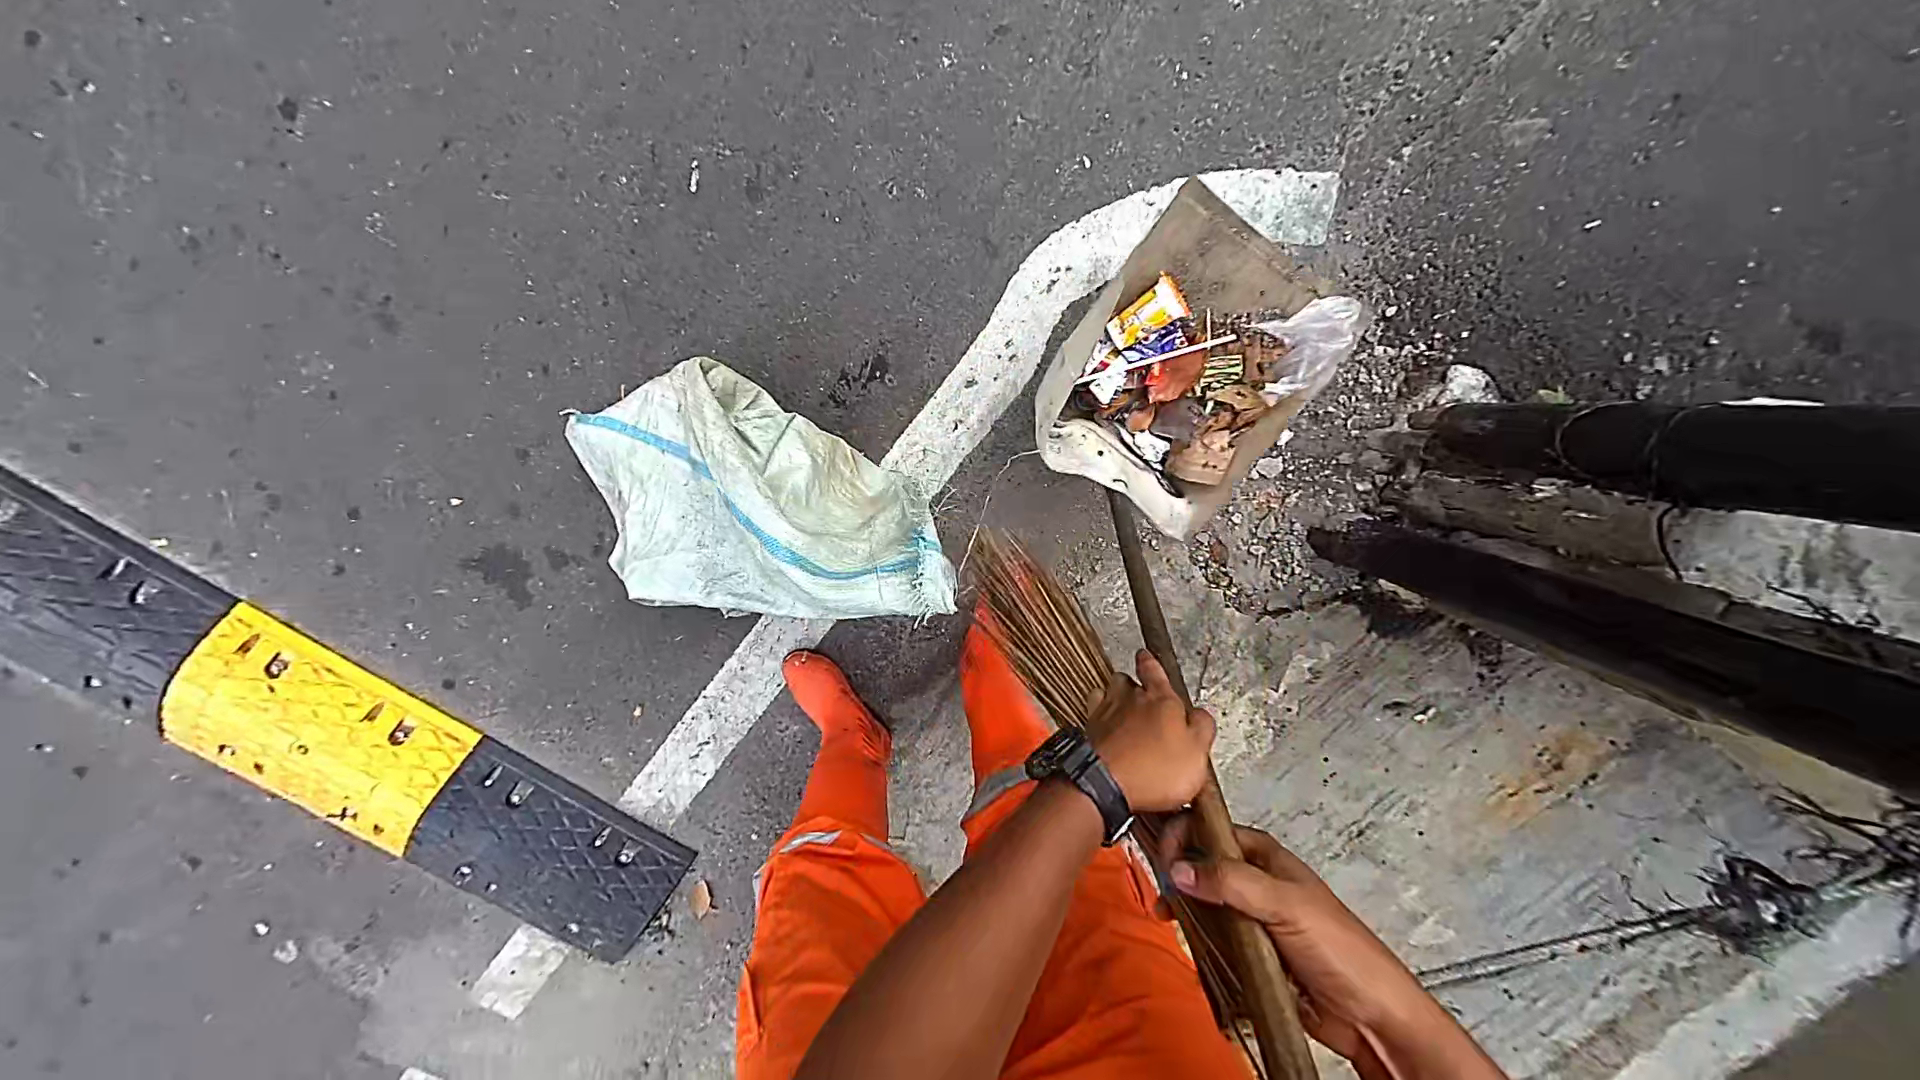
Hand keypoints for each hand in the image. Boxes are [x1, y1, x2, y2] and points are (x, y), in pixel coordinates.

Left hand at [1090, 650, 1215, 812]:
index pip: (1154, 670)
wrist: (1105, 782)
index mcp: (1160, 699)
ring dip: (1114, 699)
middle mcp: (1129, 698)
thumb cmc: (1152, 768)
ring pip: (1107, 692)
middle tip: (1142, 698)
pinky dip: (1098, 718)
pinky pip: (1092, 714)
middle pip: (1126, 680)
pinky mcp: (1087, 730)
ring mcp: (1104, 712)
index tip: (1146, 656)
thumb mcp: (1197, 752)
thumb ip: (1202, 728)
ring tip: (1123, 713)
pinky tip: (1105, 729)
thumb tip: (1202, 715)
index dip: (1150, 663)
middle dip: (1133, 686)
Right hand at [1155, 817, 1434, 1065]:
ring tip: (1166, 914)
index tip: (1165, 857)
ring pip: (1202, 897)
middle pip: (1201, 860)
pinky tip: (1185, 937)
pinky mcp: (1248, 946)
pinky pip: (1212, 932)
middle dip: (1175, 869)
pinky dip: (1195, 933)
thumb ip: (1231, 882)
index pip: (1209, 828)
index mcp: (1263, 854)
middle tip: (1161, 888)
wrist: (1373, 1019)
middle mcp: (1253, 877)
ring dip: (1182, 903)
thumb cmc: (1343, 951)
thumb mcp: (1285, 905)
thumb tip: (1179, 869)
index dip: (1182, 834)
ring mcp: (1249, 912)